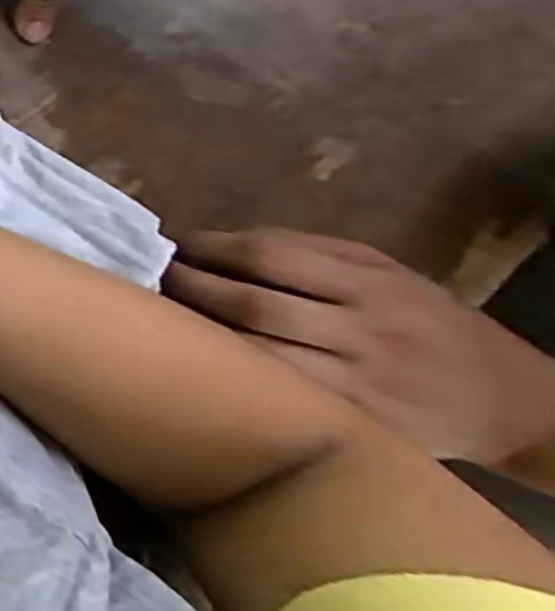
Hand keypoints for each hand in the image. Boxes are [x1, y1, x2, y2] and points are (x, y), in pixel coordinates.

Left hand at [163, 227, 554, 470]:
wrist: (524, 408)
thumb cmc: (426, 322)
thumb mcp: (379, 270)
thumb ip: (299, 249)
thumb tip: (207, 239)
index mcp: (370, 286)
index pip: (266, 256)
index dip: (205, 247)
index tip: (167, 243)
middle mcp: (365, 332)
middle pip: (248, 304)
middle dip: (186, 285)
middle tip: (147, 275)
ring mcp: (360, 383)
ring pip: (253, 351)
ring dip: (194, 328)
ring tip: (155, 312)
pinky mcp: (355, 424)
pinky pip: (274, 391)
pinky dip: (227, 370)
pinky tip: (192, 353)